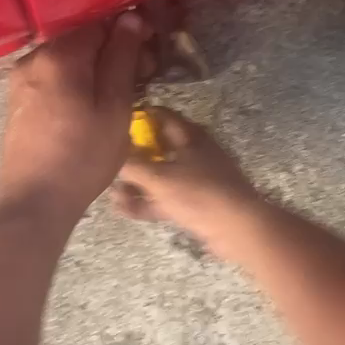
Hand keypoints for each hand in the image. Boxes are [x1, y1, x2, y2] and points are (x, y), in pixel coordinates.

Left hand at [0, 14, 150, 218]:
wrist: (34, 201)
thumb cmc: (82, 157)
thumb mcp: (114, 108)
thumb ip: (121, 60)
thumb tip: (129, 19)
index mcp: (59, 55)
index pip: (99, 23)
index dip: (128, 33)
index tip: (148, 54)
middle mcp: (33, 58)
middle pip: (79, 39)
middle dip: (110, 50)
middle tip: (138, 78)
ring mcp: (20, 79)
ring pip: (65, 59)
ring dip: (92, 68)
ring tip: (115, 95)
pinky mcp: (18, 100)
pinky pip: (52, 77)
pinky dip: (74, 82)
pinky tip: (88, 106)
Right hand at [112, 109, 267, 256]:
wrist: (238, 228)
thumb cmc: (199, 193)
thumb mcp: (159, 177)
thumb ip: (132, 165)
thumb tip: (111, 153)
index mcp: (190, 136)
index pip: (161, 116)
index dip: (137, 117)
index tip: (112, 124)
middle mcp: (193, 153)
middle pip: (157, 148)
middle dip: (132, 156)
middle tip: (106, 163)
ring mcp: (195, 180)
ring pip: (160, 176)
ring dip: (136, 184)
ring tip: (111, 191)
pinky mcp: (195, 203)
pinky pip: (165, 198)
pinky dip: (146, 202)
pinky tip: (123, 209)